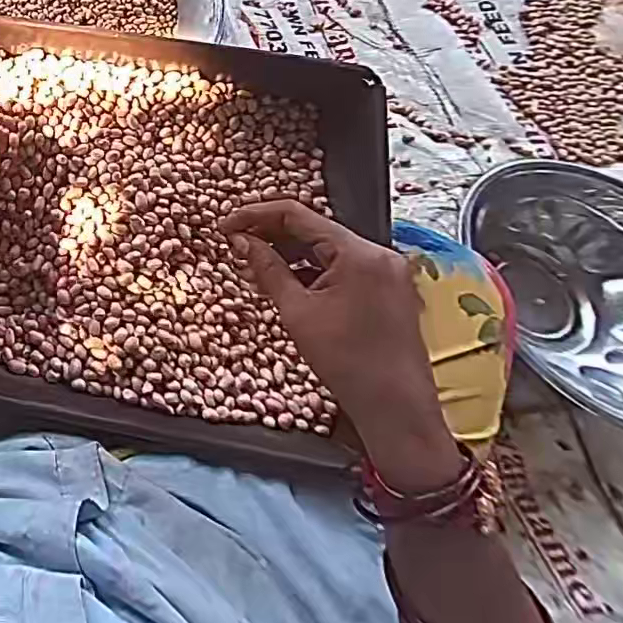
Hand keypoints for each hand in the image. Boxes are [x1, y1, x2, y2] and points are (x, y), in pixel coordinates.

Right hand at [221, 201, 460, 488]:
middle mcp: (378, 253)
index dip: (255, 215)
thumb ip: (267, 268)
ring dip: (288, 250)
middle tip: (234, 241)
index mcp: (359, 253)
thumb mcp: (296, 310)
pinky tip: (284, 279)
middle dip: (270, 232)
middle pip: (313, 228)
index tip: (225, 224)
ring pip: (324, 247)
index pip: (297, 215)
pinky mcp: (386, 287)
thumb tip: (240, 240)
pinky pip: (339, 265)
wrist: (396, 407)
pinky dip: (309, 267)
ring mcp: (386, 270)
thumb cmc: (346, 360)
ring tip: (253, 261)